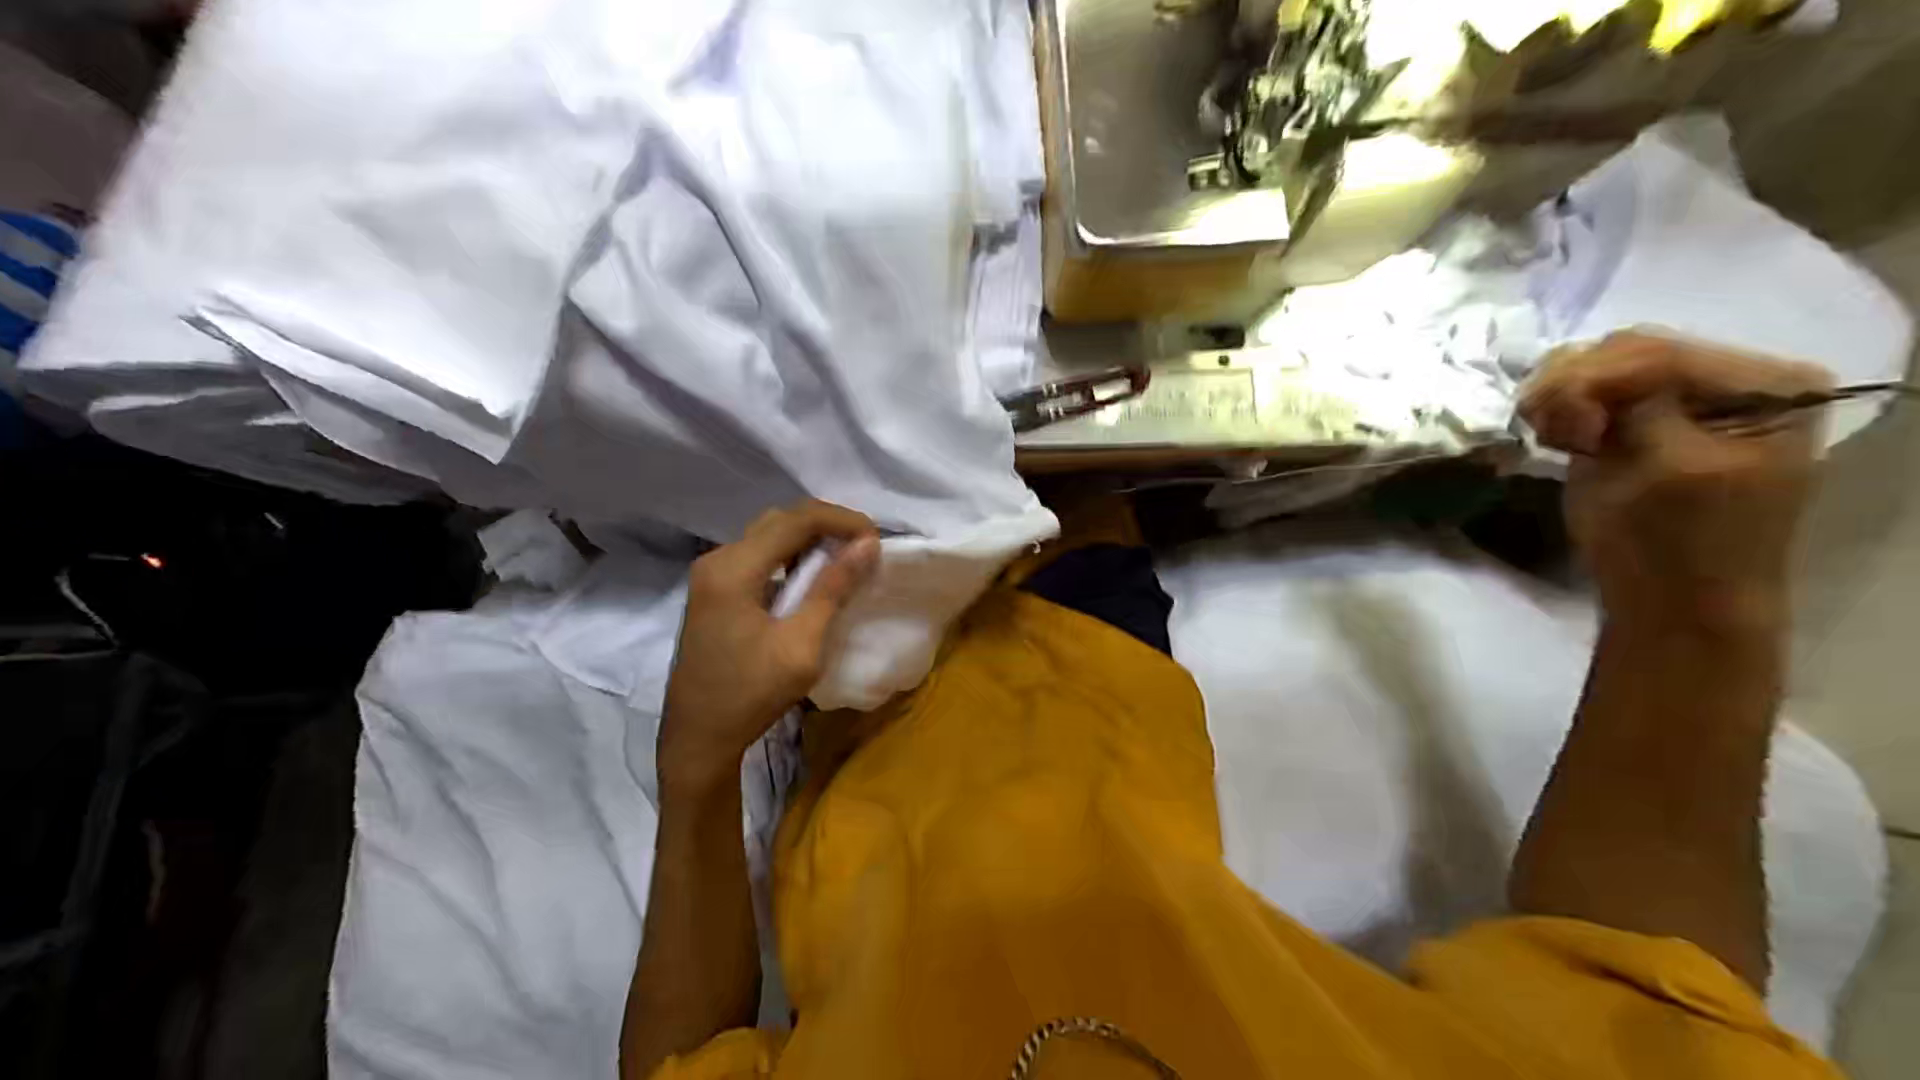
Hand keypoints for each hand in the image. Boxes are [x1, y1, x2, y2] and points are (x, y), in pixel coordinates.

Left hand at [659, 501, 880, 789]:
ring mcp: (711, 574)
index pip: (797, 519)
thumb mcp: (802, 645)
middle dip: (827, 526)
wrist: (698, 736)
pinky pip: (758, 556)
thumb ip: (833, 589)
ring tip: (844, 560)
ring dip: (808, 540)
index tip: (876, 541)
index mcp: (734, 568)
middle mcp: (718, 559)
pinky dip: (790, 557)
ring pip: (768, 535)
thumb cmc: (751, 694)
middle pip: (780, 520)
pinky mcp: (714, 590)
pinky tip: (811, 579)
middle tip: (863, 548)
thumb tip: (867, 545)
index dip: (842, 521)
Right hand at [1520, 331, 1829, 634]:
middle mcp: (1729, 380)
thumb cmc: (1679, 544)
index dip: (1592, 381)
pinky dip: (1562, 412)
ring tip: (1554, 438)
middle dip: (1573, 387)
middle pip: (1625, 352)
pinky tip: (1562, 439)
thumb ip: (1638, 406)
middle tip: (1550, 433)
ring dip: (1560, 399)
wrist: (1674, 603)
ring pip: (1598, 369)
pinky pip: (1589, 396)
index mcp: (1766, 385)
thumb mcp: (1666, 468)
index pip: (1657, 351)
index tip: (1559, 431)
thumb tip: (1581, 371)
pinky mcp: (1641, 425)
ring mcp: (1681, 402)